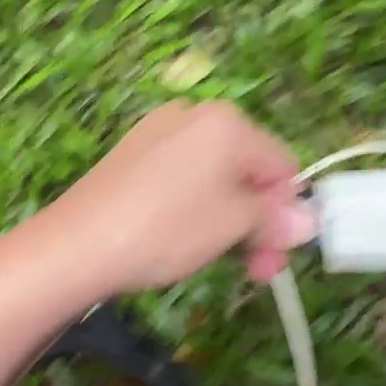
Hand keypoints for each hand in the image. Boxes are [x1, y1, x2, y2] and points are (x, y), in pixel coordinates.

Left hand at [41, 101, 313, 296]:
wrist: (78, 242)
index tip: (276, 257)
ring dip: (227, 218)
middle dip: (256, 220)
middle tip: (254, 271)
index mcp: (226, 122)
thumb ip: (275, 219)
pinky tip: (181, 239)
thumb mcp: (233, 226)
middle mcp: (192, 114)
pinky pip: (180, 177)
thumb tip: (306, 220)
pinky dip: (192, 207)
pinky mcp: (131, 153)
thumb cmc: (167, 228)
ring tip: (215, 259)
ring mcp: (157, 131)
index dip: (287, 213)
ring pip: (213, 177)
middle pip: (247, 169)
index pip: (283, 165)